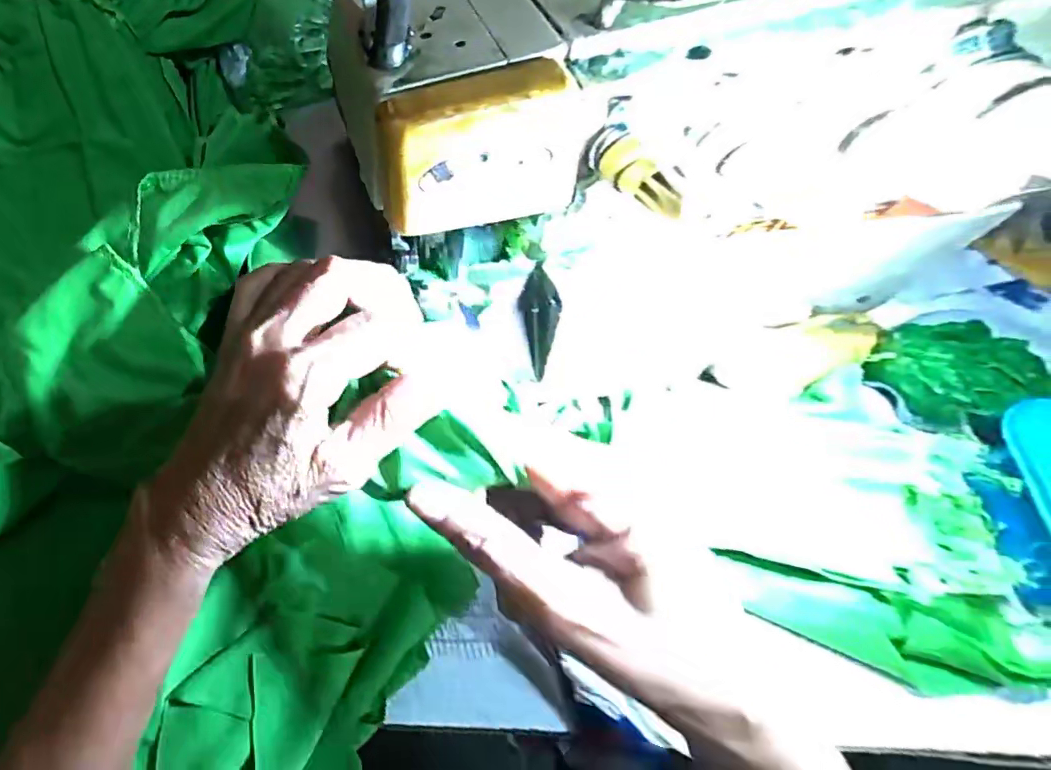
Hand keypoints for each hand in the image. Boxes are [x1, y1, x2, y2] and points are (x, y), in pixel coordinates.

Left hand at [143, 257, 432, 572]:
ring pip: (301, 268)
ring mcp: (248, 326)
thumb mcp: (343, 467)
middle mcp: (274, 338)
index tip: (419, 360)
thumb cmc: (275, 487)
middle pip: (337, 275)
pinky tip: (315, 298)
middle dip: (381, 289)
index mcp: (305, 375)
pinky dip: (295, 275)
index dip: (410, 338)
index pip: (376, 326)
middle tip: (401, 320)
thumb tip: (437, 377)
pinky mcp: (231, 327)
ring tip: (366, 310)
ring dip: (343, 279)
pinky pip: (262, 277)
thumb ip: (390, 417)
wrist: (206, 486)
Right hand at [405, 437, 843, 769]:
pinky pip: (526, 484)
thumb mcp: (566, 608)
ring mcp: (601, 479)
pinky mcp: (591, 495)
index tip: (396, 437)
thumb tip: (414, 493)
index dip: (450, 430)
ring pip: (510, 463)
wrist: (729, 695)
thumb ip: (489, 545)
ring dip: (479, 493)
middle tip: (420, 498)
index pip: (511, 434)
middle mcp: (608, 466)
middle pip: (506, 444)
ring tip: (463, 532)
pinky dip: (502, 509)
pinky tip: (501, 543)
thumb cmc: (660, 657)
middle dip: (461, 470)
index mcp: (614, 485)